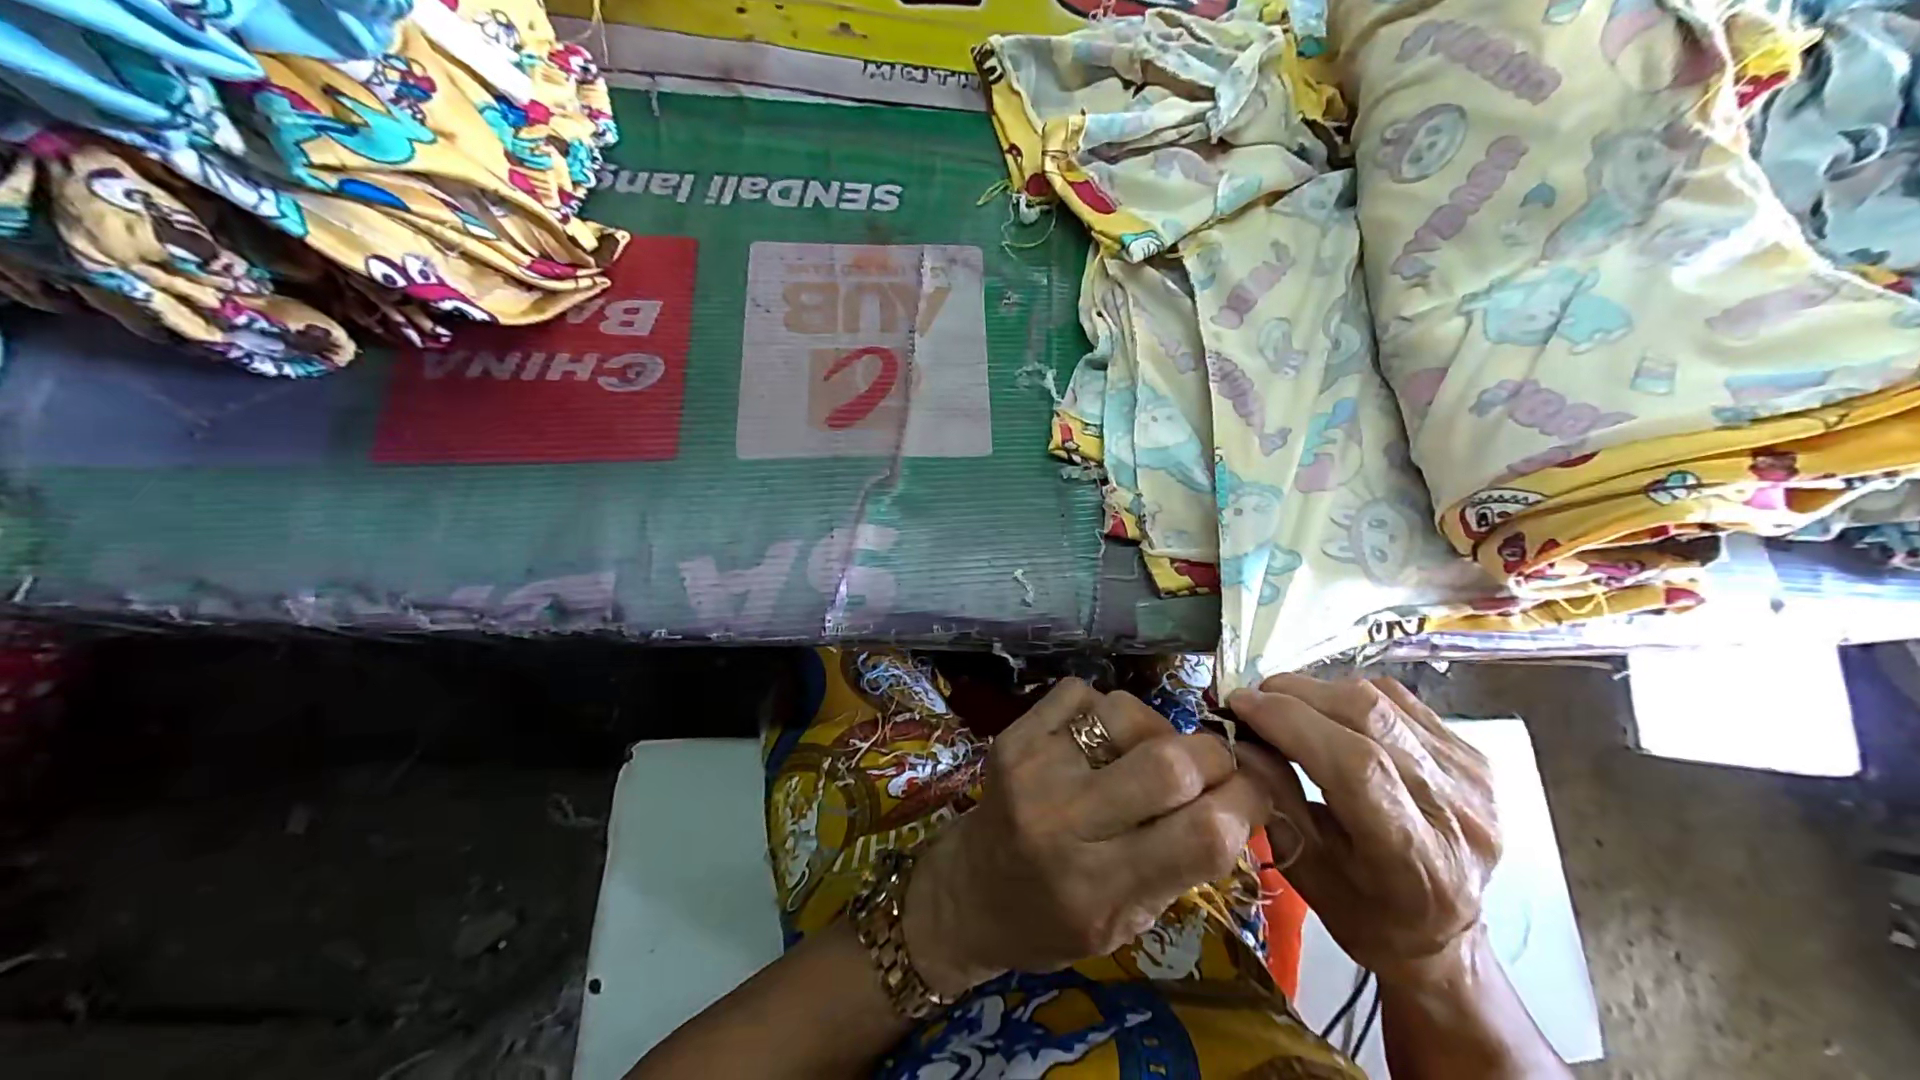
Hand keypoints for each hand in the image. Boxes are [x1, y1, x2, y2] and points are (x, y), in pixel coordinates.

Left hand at [900, 678, 1270, 995]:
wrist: (968, 893)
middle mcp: (1064, 823)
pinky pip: (1082, 693)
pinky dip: (1105, 712)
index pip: (1204, 833)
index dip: (1249, 802)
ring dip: (1158, 730)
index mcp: (1100, 889)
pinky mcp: (1012, 735)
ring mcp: (1032, 769)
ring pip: (1128, 713)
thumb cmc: (1052, 922)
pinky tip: (1102, 741)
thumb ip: (1185, 863)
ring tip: (1149, 755)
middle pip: (1171, 763)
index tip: (1255, 791)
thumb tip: (1242, 795)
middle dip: (1214, 757)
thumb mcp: (1128, 923)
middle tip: (1214, 766)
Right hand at [1227, 675, 1500, 985]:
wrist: (1442, 933)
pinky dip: (1350, 696)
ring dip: (1318, 691)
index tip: (1240, 705)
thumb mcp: (1306, 871)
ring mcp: (1470, 776)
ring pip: (1381, 698)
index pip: (1354, 764)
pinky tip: (1328, 714)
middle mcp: (1454, 808)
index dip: (1291, 722)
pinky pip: (1400, 700)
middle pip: (1368, 716)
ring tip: (1283, 705)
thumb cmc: (1366, 913)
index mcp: (1413, 855)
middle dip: (1296, 696)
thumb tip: (1241, 739)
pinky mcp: (1472, 754)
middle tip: (1252, 699)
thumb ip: (1275, 799)